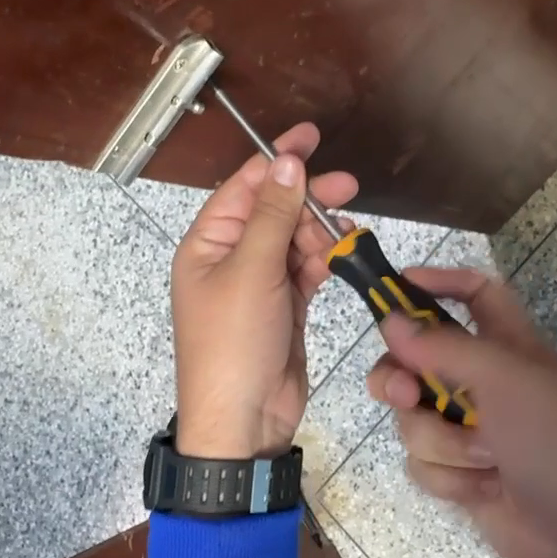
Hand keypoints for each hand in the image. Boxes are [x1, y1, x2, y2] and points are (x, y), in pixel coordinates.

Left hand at [171, 122, 357, 459]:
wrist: (245, 420)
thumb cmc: (235, 343)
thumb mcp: (251, 272)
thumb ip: (273, 215)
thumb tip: (287, 162)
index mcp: (208, 244)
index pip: (244, 187)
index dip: (277, 159)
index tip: (312, 136)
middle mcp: (231, 258)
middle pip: (274, 212)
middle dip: (308, 198)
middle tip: (348, 186)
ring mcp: (260, 284)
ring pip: (295, 240)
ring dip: (321, 232)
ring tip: (347, 233)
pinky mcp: (285, 307)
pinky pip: (307, 270)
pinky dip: (325, 260)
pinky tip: (343, 254)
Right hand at [366, 269, 556, 557]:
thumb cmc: (551, 438)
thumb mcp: (505, 379)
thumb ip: (445, 346)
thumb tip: (390, 321)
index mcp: (505, 344)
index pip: (472, 293)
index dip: (438, 283)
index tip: (395, 288)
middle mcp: (479, 379)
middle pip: (415, 358)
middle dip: (401, 379)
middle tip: (404, 394)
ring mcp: (465, 426)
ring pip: (412, 417)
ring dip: (444, 444)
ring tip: (485, 459)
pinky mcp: (454, 468)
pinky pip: (420, 461)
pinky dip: (448, 477)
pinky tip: (482, 488)